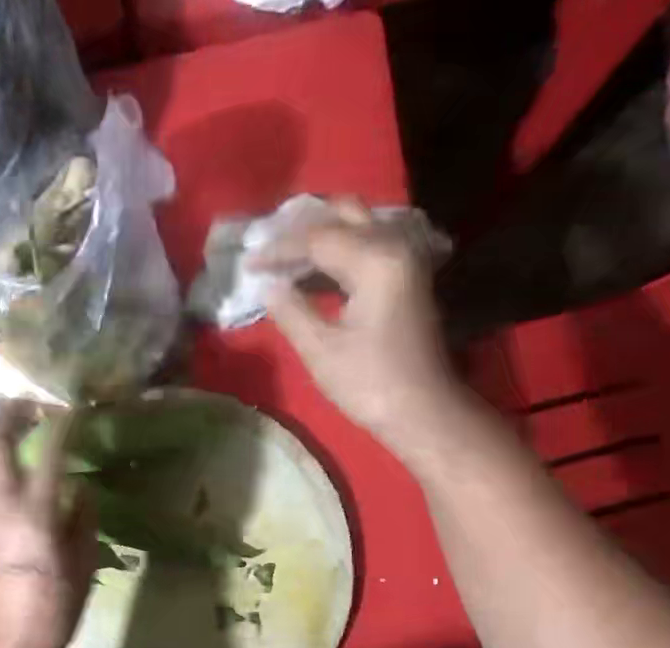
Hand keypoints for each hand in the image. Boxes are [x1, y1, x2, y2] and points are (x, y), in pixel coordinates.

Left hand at [0, 407, 96, 647]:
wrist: (11, 640)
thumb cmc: (57, 605)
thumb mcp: (83, 559)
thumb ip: (81, 515)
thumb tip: (76, 486)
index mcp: (35, 513)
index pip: (46, 452)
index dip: (58, 424)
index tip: (69, 407)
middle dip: (8, 413)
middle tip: (28, 404)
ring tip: (4, 425)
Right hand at [253, 197, 462, 452]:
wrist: (422, 410)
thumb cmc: (368, 382)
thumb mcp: (320, 349)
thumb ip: (291, 310)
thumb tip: (268, 286)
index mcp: (375, 261)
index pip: (318, 239)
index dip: (278, 249)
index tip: (247, 263)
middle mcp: (395, 248)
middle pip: (345, 216)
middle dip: (303, 227)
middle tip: (267, 244)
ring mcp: (405, 261)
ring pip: (358, 227)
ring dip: (321, 236)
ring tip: (283, 253)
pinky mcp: (405, 279)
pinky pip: (367, 247)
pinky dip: (338, 251)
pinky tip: (312, 269)